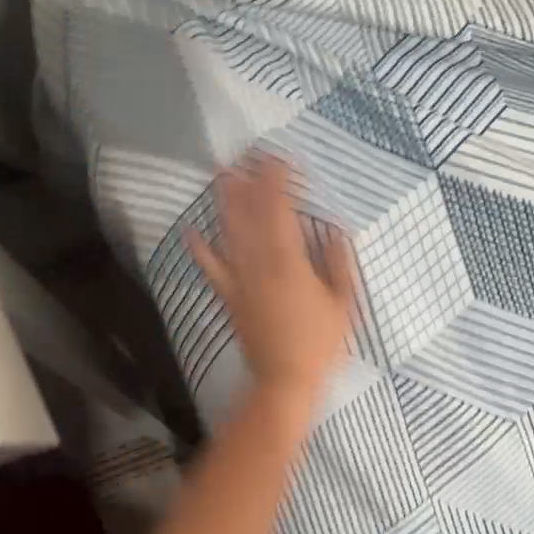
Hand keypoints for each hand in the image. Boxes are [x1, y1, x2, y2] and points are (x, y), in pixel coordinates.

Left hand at [184, 153, 356, 394]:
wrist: (284, 380)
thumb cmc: (319, 344)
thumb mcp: (342, 303)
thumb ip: (338, 263)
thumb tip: (335, 231)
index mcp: (289, 260)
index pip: (280, 207)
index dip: (278, 179)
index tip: (281, 158)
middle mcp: (259, 261)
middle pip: (250, 211)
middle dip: (249, 180)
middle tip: (248, 153)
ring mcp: (240, 279)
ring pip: (229, 231)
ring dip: (225, 200)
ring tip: (222, 173)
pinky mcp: (229, 296)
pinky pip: (210, 268)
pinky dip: (200, 248)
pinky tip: (191, 230)